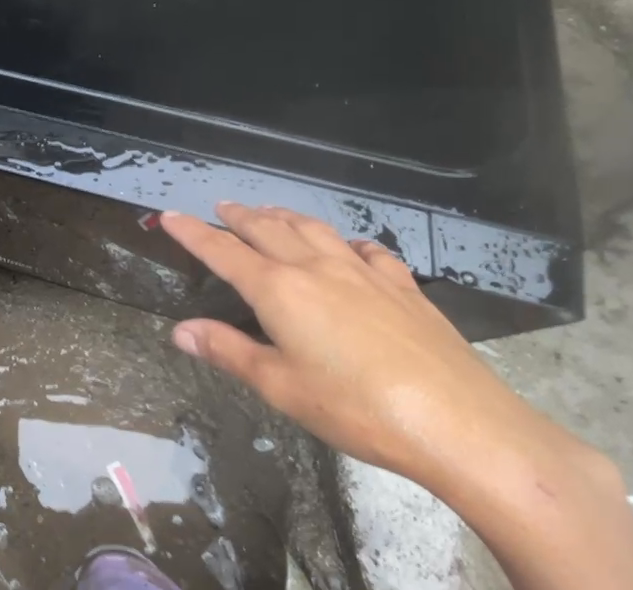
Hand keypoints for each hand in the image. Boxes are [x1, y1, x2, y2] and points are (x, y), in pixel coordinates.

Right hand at [159, 204, 570, 493]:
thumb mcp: (280, 387)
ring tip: (270, 212)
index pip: (222, 251)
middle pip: (268, 229)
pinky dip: (348, 241)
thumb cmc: (358, 409)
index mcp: (278, 290)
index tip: (168, 215)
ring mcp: (365, 276)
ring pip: (315, 230)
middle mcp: (316, 270)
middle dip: (239, 216)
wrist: (463, 426)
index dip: (192, 232)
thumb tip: (179, 330)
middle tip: (221, 206)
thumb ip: (228, 352)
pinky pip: (369, 252)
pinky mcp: (405, 291)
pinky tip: (351, 247)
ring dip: (286, 217)